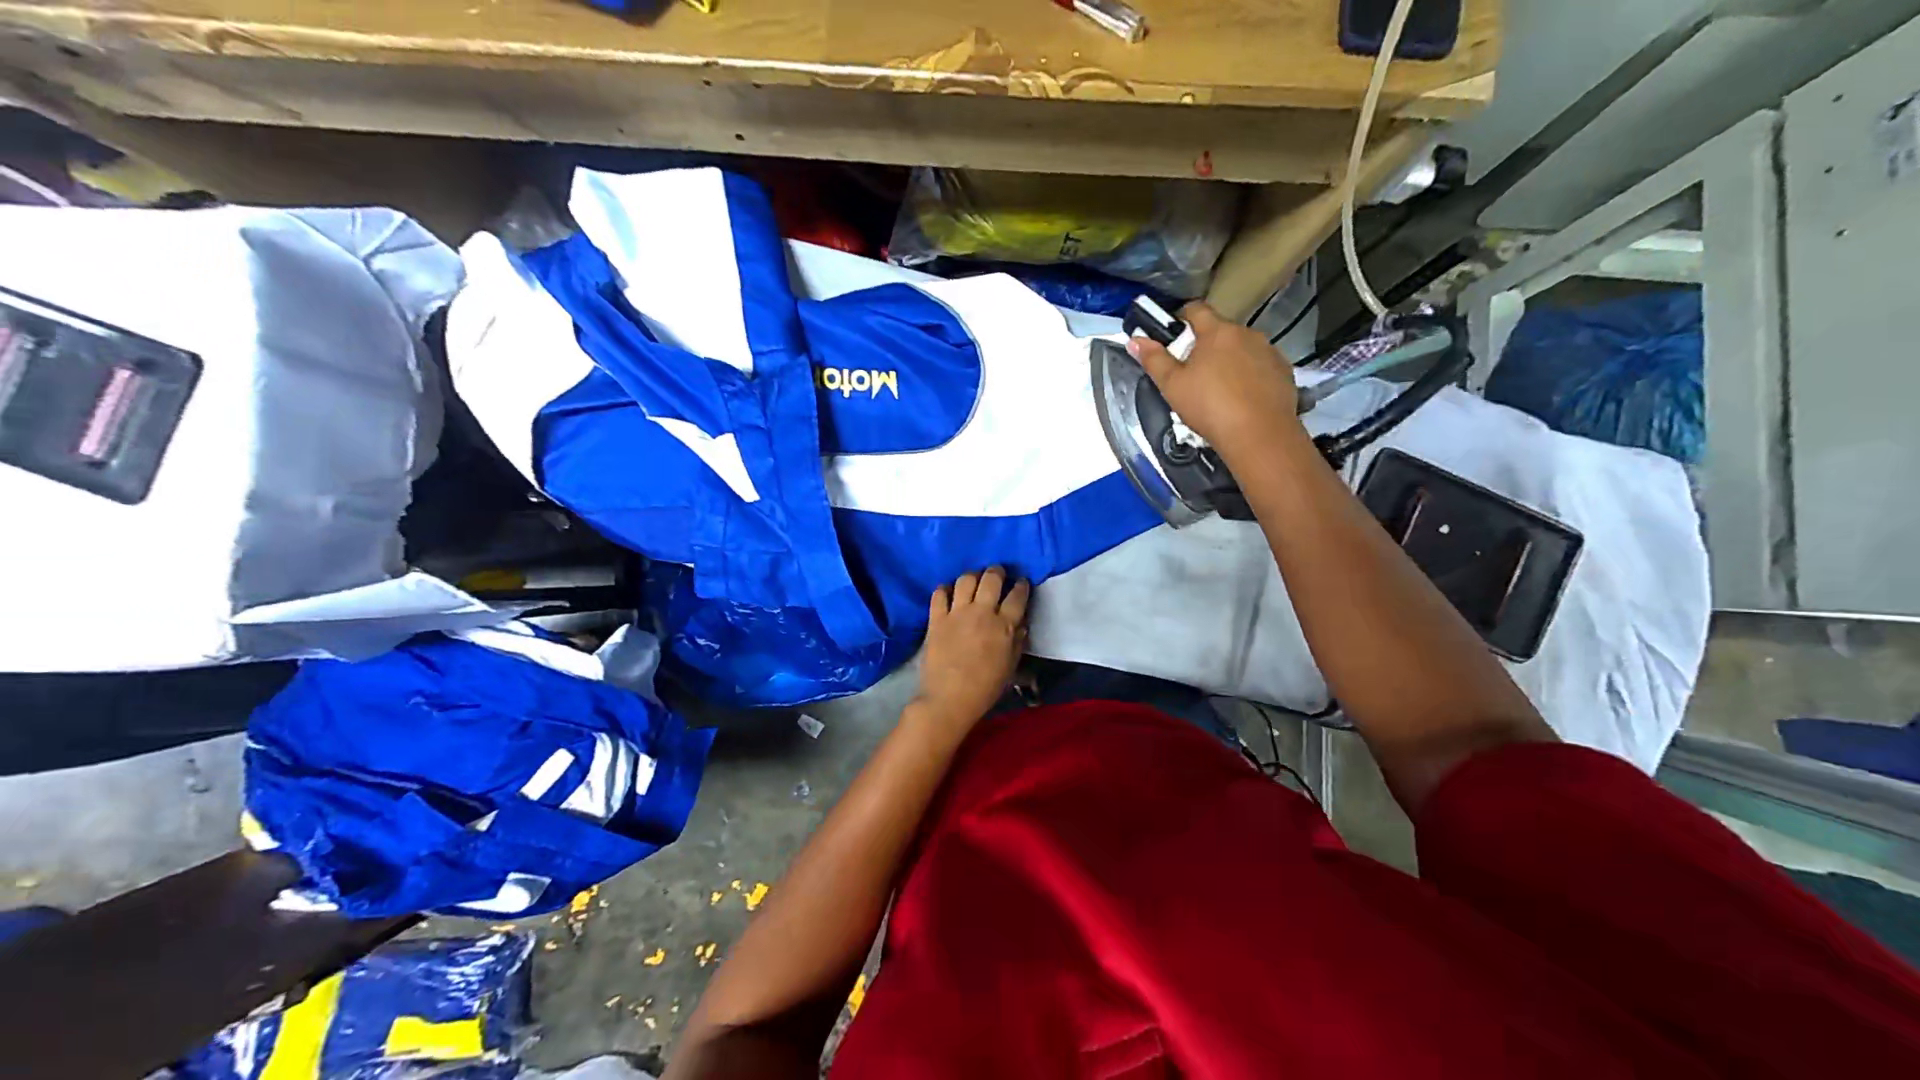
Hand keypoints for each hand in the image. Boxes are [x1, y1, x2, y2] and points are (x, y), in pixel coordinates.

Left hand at [911, 567, 1029, 734]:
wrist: (949, 699)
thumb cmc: (985, 688)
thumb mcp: (1011, 666)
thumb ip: (1018, 641)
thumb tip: (1021, 622)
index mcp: (1005, 626)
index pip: (1017, 595)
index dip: (1021, 585)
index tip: (1021, 582)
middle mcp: (982, 613)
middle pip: (991, 579)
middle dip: (997, 571)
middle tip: (998, 573)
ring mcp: (957, 614)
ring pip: (966, 580)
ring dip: (972, 576)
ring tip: (974, 579)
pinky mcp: (936, 619)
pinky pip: (939, 593)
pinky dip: (945, 589)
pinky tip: (949, 593)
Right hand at [1128, 301, 1301, 459]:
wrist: (1260, 434)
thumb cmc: (1210, 406)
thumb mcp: (1173, 386)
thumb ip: (1154, 360)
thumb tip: (1135, 340)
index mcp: (1217, 332)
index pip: (1197, 309)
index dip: (1181, 317)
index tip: (1172, 333)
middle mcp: (1247, 333)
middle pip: (1221, 330)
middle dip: (1206, 344)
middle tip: (1192, 370)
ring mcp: (1269, 351)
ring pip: (1243, 348)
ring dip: (1230, 359)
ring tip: (1219, 387)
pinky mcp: (1284, 371)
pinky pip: (1261, 365)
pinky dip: (1250, 374)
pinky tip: (1243, 397)